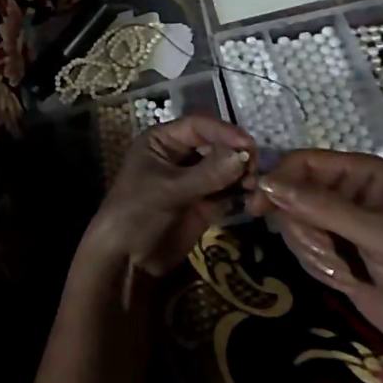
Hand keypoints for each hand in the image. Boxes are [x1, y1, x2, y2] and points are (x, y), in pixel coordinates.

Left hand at [84, 114, 255, 278]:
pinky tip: (252, 196)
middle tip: (255, 168)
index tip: (249, 145)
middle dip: (236, 153)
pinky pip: (227, 188)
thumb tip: (243, 155)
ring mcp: (192, 178)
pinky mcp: (204, 200)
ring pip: (225, 166)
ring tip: (255, 185)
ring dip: (242, 172)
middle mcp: (178, 154)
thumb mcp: (169, 190)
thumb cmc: (136, 213)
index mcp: (160, 141)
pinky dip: (240, 190)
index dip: (224, 131)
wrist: (127, 256)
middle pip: (215, 143)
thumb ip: (206, 173)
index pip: (197, 126)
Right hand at [247, 150, 382, 358]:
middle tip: (328, 252)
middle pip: (291, 194)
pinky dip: (317, 264)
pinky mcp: (334, 249)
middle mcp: (349, 192)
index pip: (303, 162)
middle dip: (303, 228)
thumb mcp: (378, 236)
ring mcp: (340, 222)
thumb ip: (322, 208)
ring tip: (344, 268)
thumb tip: (266, 184)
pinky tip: (346, 278)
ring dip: (312, 250)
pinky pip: (301, 247)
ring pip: (292, 223)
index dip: (278, 181)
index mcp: (366, 174)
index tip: (259, 208)